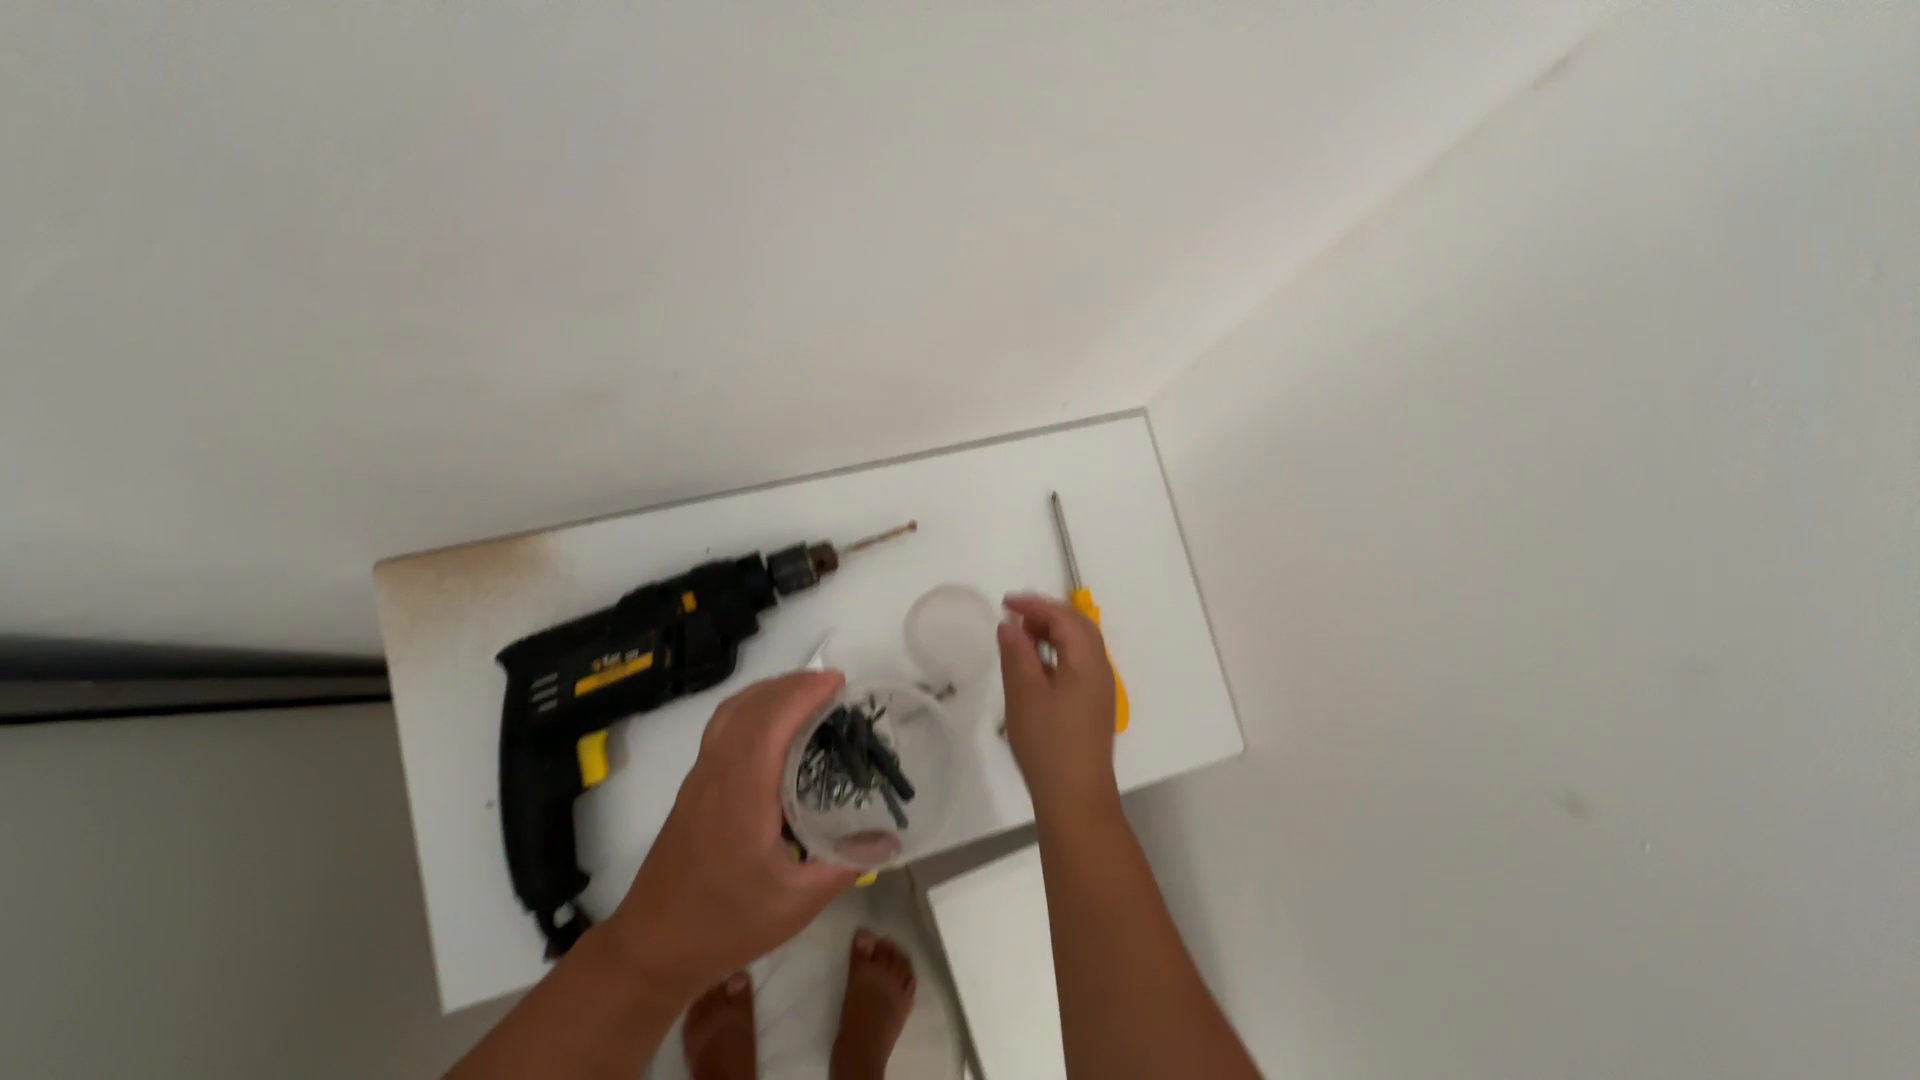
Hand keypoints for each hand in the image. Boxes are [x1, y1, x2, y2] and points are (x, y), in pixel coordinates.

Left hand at [606, 671, 858, 1000]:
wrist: (653, 947)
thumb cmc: (726, 924)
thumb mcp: (797, 904)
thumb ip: (844, 865)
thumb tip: (891, 842)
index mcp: (742, 796)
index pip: (769, 724)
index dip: (802, 694)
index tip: (839, 682)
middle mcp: (716, 776)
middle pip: (748, 708)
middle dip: (790, 684)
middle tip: (833, 686)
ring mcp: (698, 780)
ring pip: (729, 714)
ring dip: (767, 693)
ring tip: (806, 696)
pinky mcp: (693, 790)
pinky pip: (721, 730)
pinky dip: (750, 711)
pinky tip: (774, 730)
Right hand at [998, 593, 1120, 813]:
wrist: (1076, 797)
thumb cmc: (1048, 743)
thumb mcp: (1024, 694)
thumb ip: (1017, 653)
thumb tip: (1010, 624)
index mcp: (1088, 661)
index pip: (1064, 617)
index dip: (1035, 605)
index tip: (1005, 602)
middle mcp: (1101, 669)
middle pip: (1078, 627)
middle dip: (1046, 614)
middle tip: (1014, 615)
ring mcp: (1100, 690)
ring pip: (1079, 646)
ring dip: (1052, 633)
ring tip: (1020, 636)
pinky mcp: (1093, 707)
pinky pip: (1078, 665)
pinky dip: (1056, 654)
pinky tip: (1035, 667)